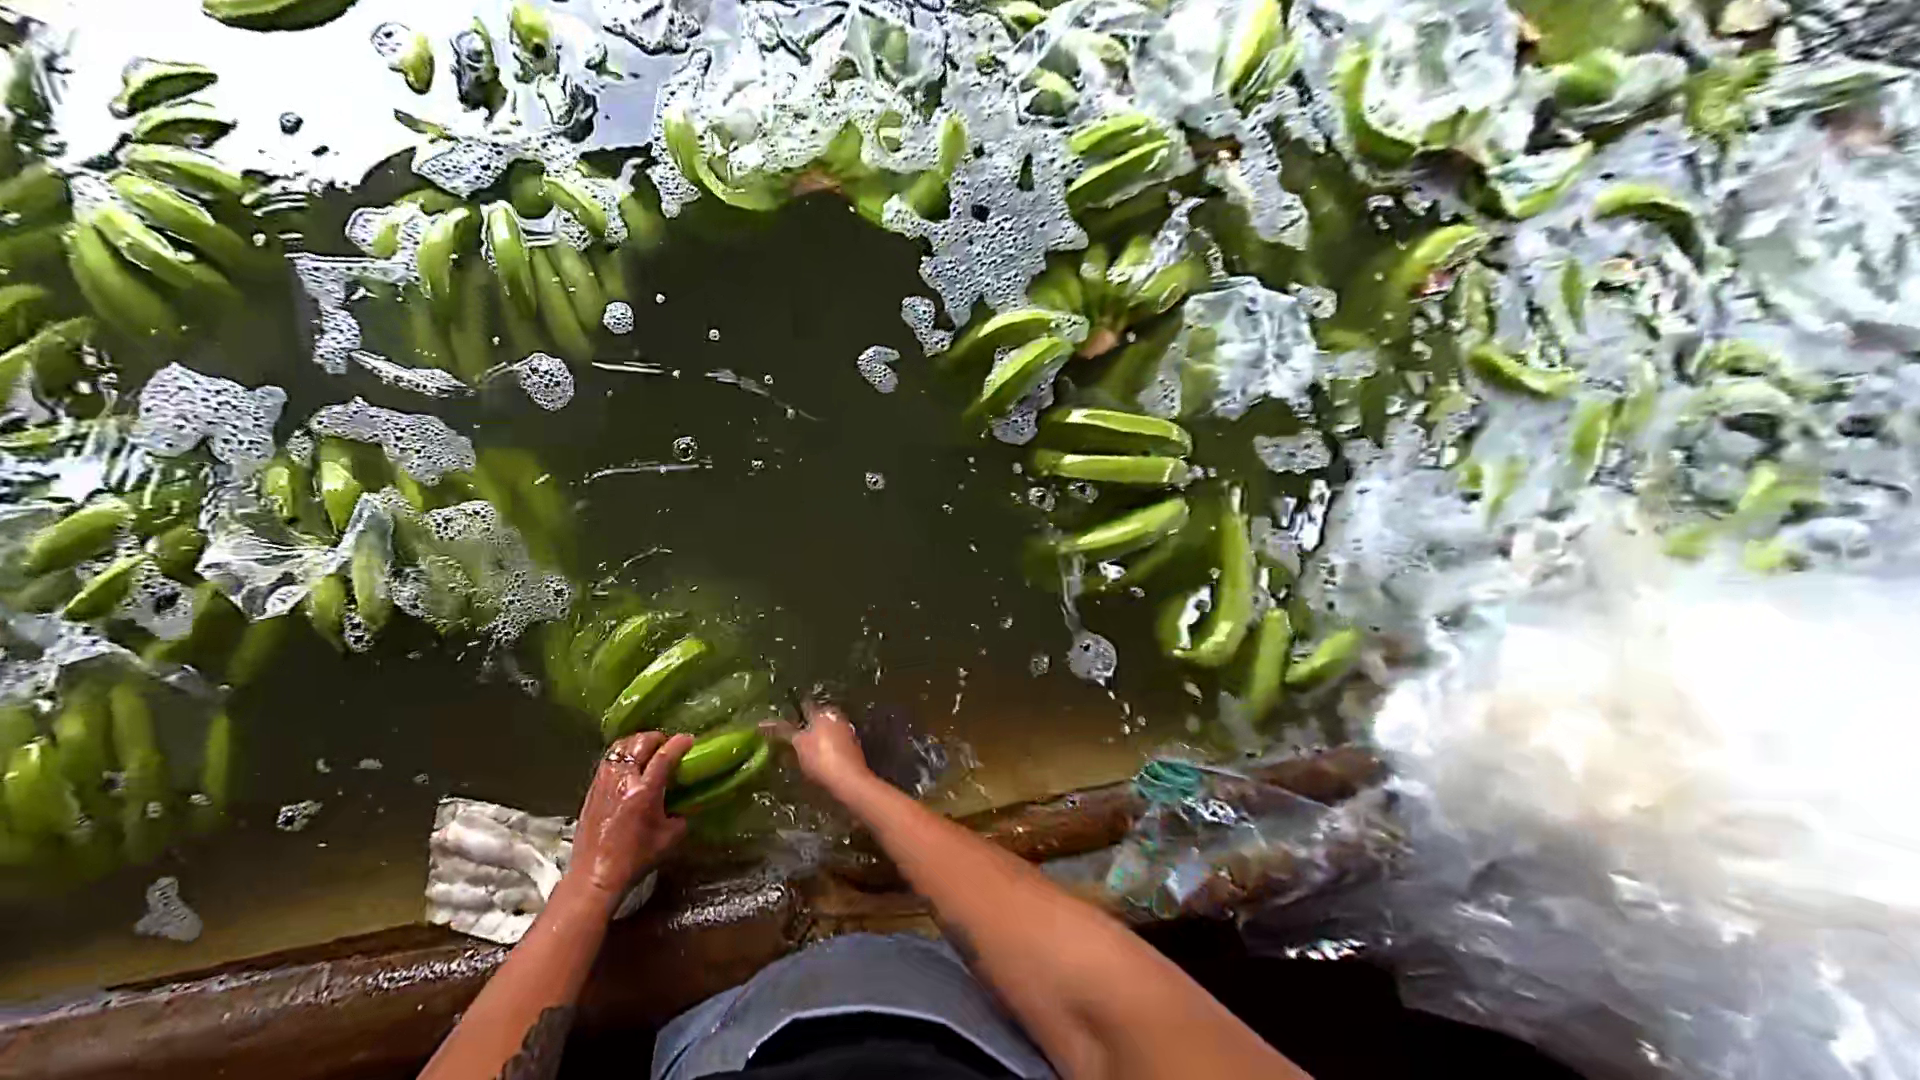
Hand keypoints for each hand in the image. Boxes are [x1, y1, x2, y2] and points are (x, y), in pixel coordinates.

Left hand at [567, 731, 691, 906]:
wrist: (595, 877)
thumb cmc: (635, 859)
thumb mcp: (670, 836)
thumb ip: (681, 813)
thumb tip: (684, 803)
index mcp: (644, 792)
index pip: (664, 755)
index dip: (679, 743)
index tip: (689, 740)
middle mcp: (622, 781)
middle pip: (640, 743)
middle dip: (658, 738)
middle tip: (668, 745)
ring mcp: (604, 783)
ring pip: (620, 747)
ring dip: (638, 743)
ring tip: (648, 750)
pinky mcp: (592, 790)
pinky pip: (609, 761)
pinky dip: (623, 755)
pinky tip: (630, 766)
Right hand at [765, 699, 872, 796]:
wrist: (849, 781)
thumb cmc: (821, 758)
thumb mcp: (798, 743)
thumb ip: (782, 731)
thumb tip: (762, 723)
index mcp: (824, 712)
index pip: (805, 705)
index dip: (791, 713)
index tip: (779, 721)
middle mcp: (837, 718)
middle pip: (815, 720)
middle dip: (802, 728)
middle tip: (787, 740)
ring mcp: (846, 733)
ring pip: (824, 733)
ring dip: (813, 741)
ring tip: (797, 754)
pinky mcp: (851, 750)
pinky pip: (832, 746)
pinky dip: (822, 751)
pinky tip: (814, 763)